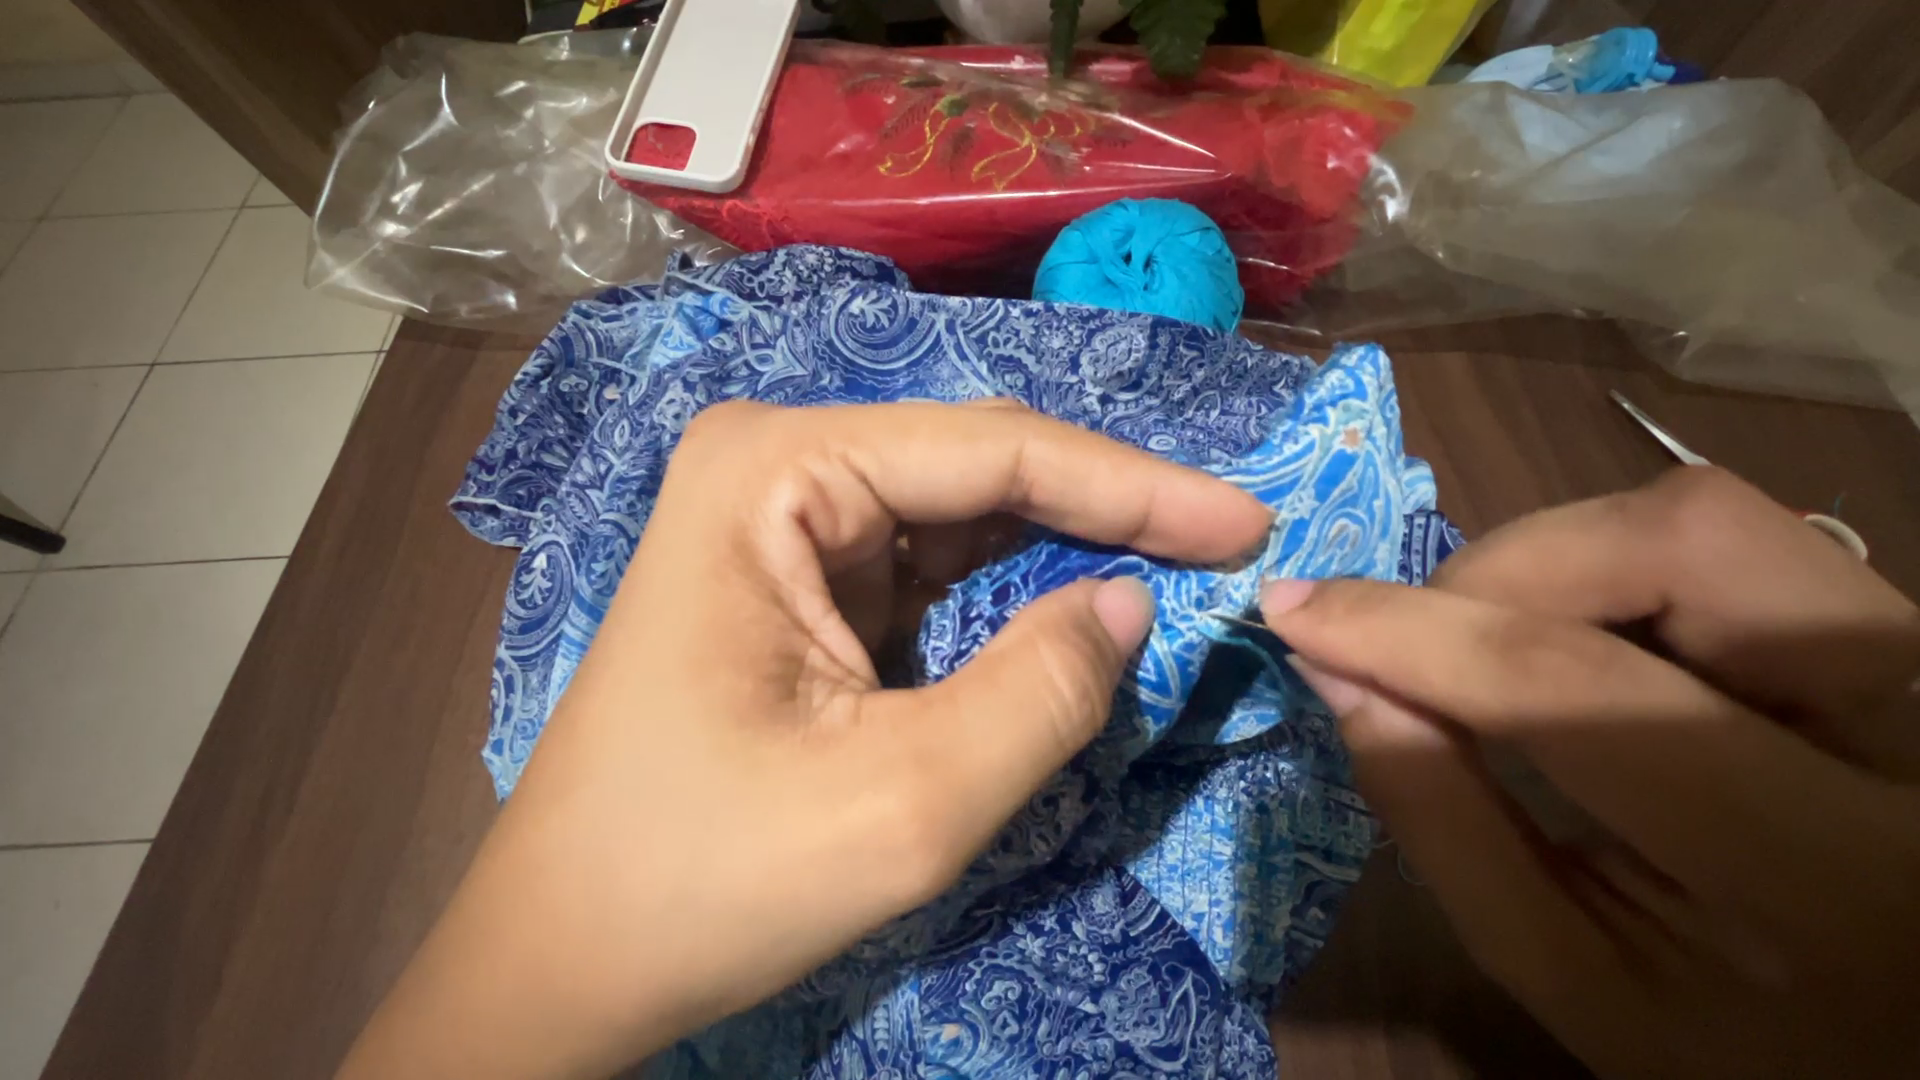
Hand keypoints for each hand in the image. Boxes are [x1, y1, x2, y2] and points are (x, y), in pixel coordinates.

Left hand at [336, 401, 1270, 1079]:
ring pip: (962, 513)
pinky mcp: (799, 576)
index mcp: (774, 472)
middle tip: (1226, 542)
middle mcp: (775, 466)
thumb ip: (1041, 694)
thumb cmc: (707, 879)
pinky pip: (931, 563)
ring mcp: (782, 518)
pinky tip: (1080, 597)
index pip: (991, 452)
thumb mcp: (903, 805)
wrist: (569, 951)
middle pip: (977, 468)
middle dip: (1104, 509)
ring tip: (1179, 561)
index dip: (1132, 486)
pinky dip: (1013, 587)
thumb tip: (1133, 602)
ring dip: (1066, 544)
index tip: (1247, 522)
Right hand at [1262, 467, 1919, 1077]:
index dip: (1408, 631)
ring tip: (1492, 645)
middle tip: (1426, 643)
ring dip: (1544, 561)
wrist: (1918, 1028)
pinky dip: (1600, 570)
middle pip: (1678, 538)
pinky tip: (1577, 644)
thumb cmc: (1729, 1037)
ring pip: (1704, 518)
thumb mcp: (1563, 966)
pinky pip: (1726, 544)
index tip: (1292, 607)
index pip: (1571, 687)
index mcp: (1830, 873)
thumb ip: (1437, 812)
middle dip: (1497, 570)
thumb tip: (1331, 668)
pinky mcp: (1905, 635)